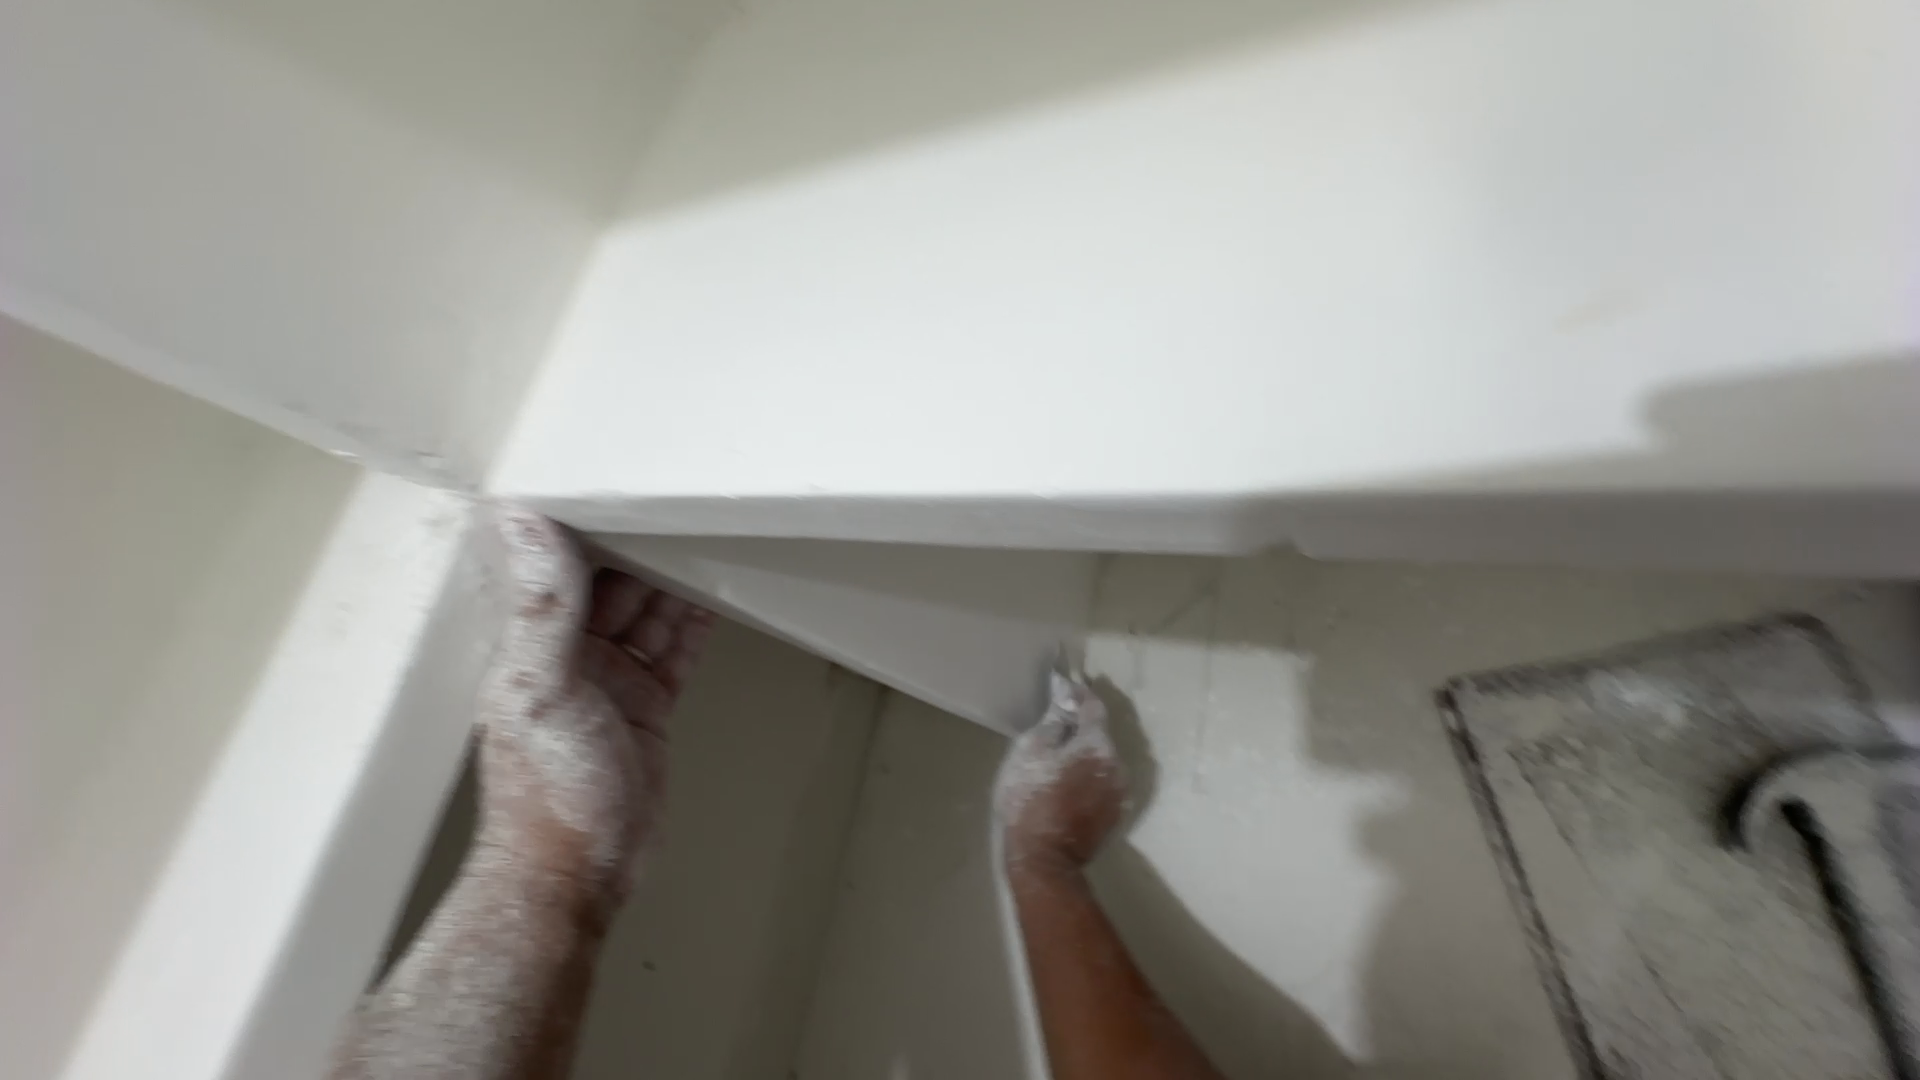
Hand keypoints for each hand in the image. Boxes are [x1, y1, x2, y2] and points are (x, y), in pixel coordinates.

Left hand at [475, 508, 713, 908]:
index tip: (610, 481)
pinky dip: (696, 624)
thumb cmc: (551, 789)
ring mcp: (614, 680)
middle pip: (613, 586)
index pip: (558, 566)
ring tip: (708, 539)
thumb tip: (523, 520)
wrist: (582, 872)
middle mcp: (571, 654)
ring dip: (675, 582)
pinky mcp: (649, 704)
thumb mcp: (545, 690)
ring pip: (650, 615)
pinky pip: (676, 651)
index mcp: (533, 644)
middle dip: (641, 547)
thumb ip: (543, 607)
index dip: (582, 525)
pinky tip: (716, 596)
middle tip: (679, 504)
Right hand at [994, 671, 1128, 877]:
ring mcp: (1120, 792)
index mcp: (1098, 745)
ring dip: (1085, 754)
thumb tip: (1064, 701)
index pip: (1093, 706)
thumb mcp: (1029, 751)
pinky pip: (1103, 783)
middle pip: (1099, 735)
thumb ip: (1052, 721)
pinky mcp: (1115, 814)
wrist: (1043, 858)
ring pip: (1102, 760)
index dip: (1077, 694)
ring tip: (1059, 760)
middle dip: (1080, 727)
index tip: (1062, 689)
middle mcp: (1118, 765)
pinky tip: (1068, 785)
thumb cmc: (1030, 799)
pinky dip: (1089, 777)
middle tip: (1054, 727)